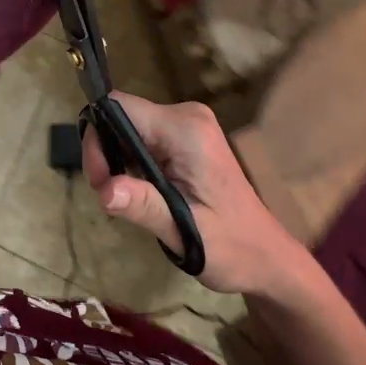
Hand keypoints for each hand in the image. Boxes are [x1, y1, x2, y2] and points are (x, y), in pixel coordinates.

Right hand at [85, 93, 308, 297]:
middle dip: (106, 156)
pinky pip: (143, 139)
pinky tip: (145, 194)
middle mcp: (186, 116)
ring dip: (119, 164)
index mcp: (185, 130)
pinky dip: (133, 165)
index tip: (99, 182)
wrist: (267, 258)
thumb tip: (105, 191)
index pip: (119, 106)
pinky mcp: (186, 138)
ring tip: (131, 203)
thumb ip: (143, 205)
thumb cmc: (231, 248)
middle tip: (111, 199)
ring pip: (129, 130)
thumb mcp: (182, 231)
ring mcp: (188, 125)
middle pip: (121, 117)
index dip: (98, 138)